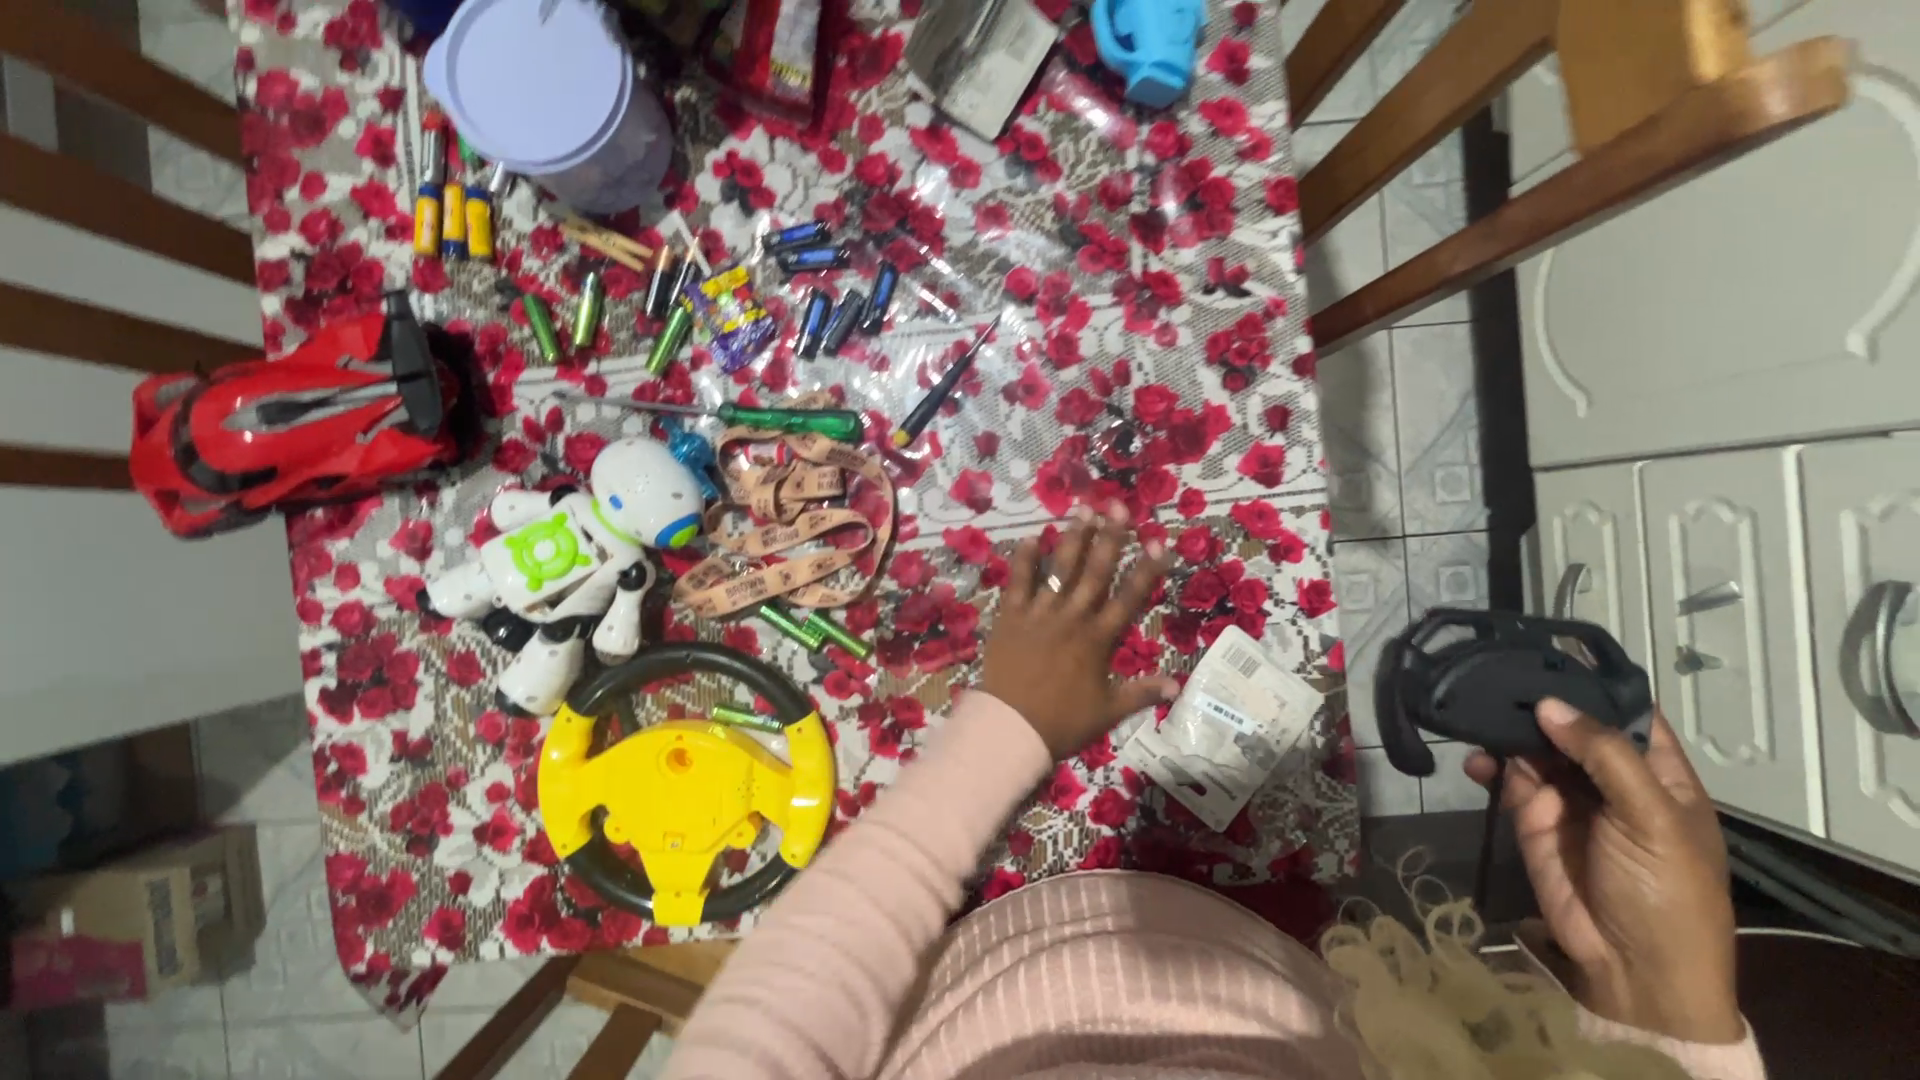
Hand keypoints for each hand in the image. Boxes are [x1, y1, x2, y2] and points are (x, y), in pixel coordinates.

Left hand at [981, 503, 1176, 759]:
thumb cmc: (1062, 722)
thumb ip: (1142, 692)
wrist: (1011, 728)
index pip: (1130, 597)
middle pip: (1095, 572)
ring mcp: (1039, 614)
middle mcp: (1072, 618)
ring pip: (1060, 569)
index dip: (1146, 569)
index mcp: (1099, 639)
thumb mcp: (1108, 711)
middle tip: (1118, 507)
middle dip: (1110, 538)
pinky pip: (1019, 582)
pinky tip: (1033, 536)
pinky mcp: (1010, 617)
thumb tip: (1178, 684)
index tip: (1159, 542)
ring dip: (1073, 539)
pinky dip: (1025, 559)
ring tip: (1083, 510)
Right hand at [1466, 699, 1742, 1043]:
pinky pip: (1506, 778)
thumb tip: (1549, 705)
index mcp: (1658, 774)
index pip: (1628, 714)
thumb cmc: (1665, 890)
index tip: (1551, 652)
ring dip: (1507, 731)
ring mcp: (1568, 796)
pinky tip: (1475, 761)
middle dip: (1538, 703)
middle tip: (1494, 677)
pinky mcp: (1531, 817)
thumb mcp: (1651, 819)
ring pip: (1533, 747)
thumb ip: (1604, 757)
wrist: (1630, 964)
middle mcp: (1611, 778)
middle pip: (1571, 725)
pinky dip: (1488, 765)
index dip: (1595, 684)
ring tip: (1478, 716)